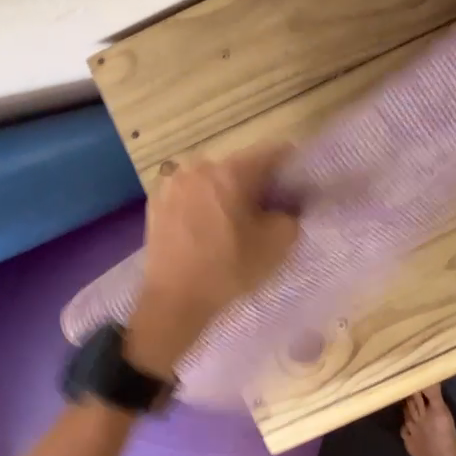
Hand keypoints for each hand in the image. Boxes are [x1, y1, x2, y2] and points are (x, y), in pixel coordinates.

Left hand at [125, 144, 300, 375]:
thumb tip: (289, 204)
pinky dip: (204, 203)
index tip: (299, 187)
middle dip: (258, 184)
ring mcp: (174, 182)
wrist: (172, 302)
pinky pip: (192, 193)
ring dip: (229, 193)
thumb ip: (292, 213)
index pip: (274, 153)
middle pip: (242, 166)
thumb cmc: (228, 269)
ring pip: (215, 180)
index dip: (292, 168)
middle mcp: (200, 166)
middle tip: (269, 211)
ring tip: (236, 222)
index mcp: (231, 170)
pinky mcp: (156, 202)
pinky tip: (208, 229)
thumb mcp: (278, 243)